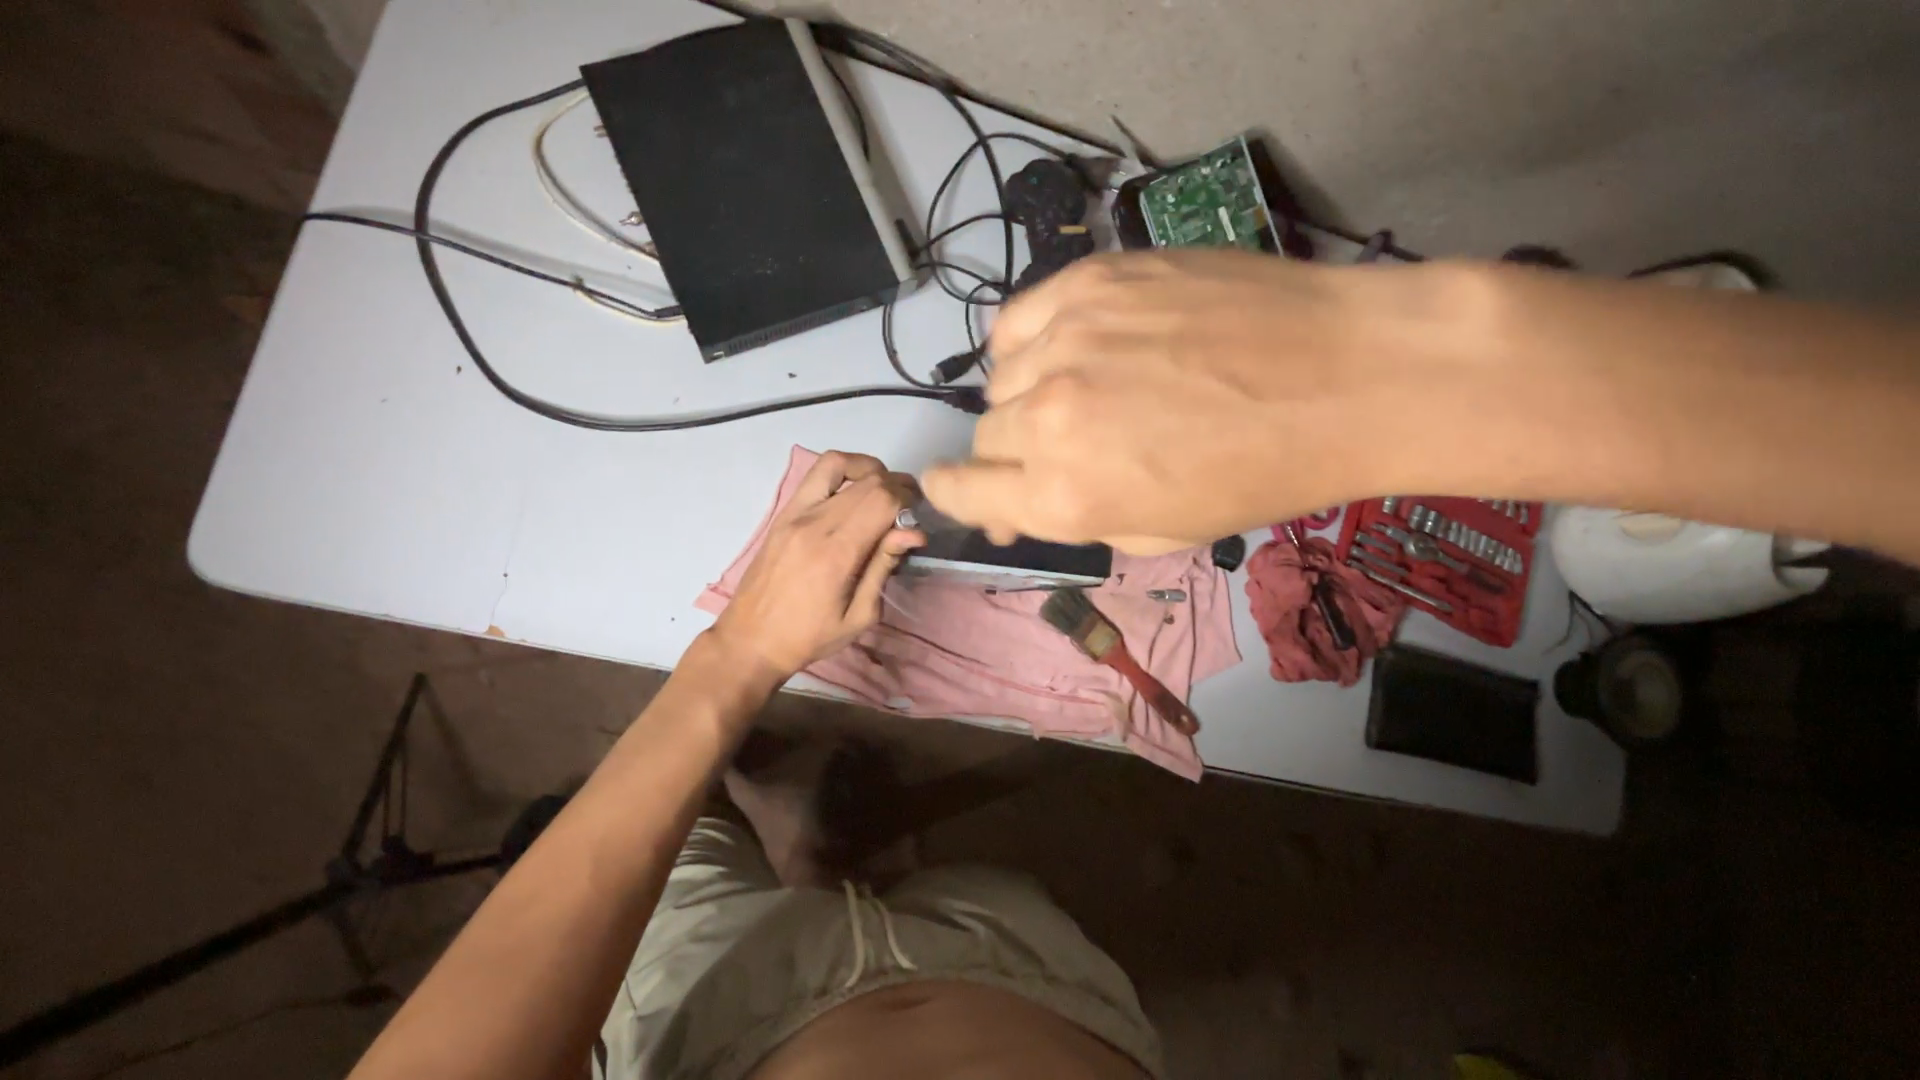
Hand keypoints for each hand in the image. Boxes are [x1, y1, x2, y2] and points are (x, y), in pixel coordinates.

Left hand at [709, 452, 923, 678]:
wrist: (751, 640)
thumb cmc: (809, 637)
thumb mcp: (859, 616)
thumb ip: (884, 567)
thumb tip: (913, 532)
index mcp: (837, 553)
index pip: (883, 500)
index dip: (909, 500)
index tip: (918, 517)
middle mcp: (815, 524)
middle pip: (868, 481)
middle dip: (898, 486)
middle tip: (910, 507)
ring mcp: (795, 513)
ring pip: (839, 464)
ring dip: (870, 470)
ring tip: (883, 491)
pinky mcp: (783, 513)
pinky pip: (815, 475)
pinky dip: (842, 471)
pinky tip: (855, 491)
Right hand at [921, 250, 1481, 553]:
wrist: (1345, 374)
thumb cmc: (1262, 472)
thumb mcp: (1160, 530)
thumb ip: (1073, 519)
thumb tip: (1013, 507)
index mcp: (1064, 494)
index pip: (958, 491)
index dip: (957, 493)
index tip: (973, 488)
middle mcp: (1047, 416)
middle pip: (985, 435)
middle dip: (1013, 452)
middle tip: (1066, 447)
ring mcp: (1065, 339)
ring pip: (1000, 377)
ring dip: (1028, 395)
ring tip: (1087, 392)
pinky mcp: (1089, 279)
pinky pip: (1019, 320)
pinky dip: (1032, 342)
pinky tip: (1073, 347)